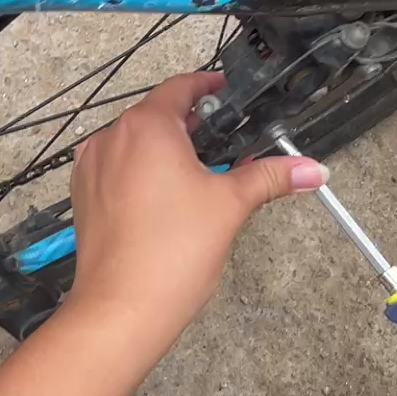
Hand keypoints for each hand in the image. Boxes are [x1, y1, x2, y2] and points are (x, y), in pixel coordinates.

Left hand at [65, 73, 325, 350]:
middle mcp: (111, 138)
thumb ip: (271, 177)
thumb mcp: (231, 205)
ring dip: (165, 149)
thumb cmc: (171, 253)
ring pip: (135, 143)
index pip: (181, 86)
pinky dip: (141, 171)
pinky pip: (116, 168)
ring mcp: (92, 167)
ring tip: (197, 173)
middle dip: (192, 125)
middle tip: (224, 140)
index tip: (227, 92)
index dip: (208, 86)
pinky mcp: (84, 196)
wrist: (121, 309)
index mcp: (147, 126)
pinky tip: (165, 198)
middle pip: (157, 115)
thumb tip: (312, 169)